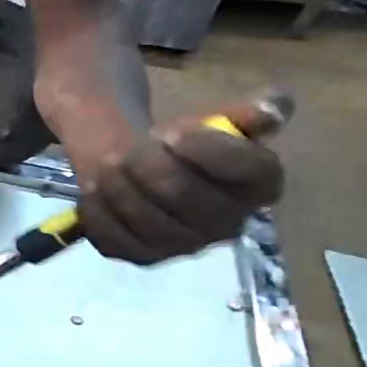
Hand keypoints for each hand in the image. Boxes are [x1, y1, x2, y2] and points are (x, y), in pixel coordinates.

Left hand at [66, 99, 283, 264]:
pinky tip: (94, 190)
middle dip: (149, 162)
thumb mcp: (218, 119)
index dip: (209, 149)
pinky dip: (96, 209)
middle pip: (182, 193)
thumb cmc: (184, 144)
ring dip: (118, 182)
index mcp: (260, 188)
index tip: (171, 132)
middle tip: (132, 145)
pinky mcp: (143, 257)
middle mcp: (227, 226)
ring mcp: (183, 247)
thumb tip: (272, 109)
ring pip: (142, 215)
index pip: (250, 170)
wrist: (143, 167)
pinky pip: (112, 235)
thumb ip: (250, 113)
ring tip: (109, 161)